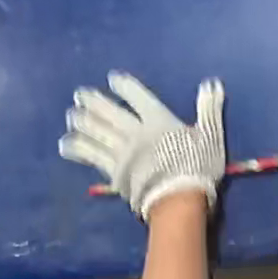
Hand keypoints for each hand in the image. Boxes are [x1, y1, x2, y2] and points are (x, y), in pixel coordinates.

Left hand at [60, 73, 225, 218]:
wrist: (178, 198)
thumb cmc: (197, 166)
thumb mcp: (210, 135)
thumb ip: (209, 109)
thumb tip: (212, 83)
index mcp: (158, 121)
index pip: (138, 97)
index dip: (125, 87)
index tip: (112, 79)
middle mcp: (135, 132)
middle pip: (110, 113)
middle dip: (94, 102)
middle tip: (79, 95)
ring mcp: (122, 152)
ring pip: (96, 132)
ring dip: (82, 122)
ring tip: (70, 116)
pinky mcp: (114, 171)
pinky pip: (91, 156)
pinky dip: (77, 148)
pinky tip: (65, 144)